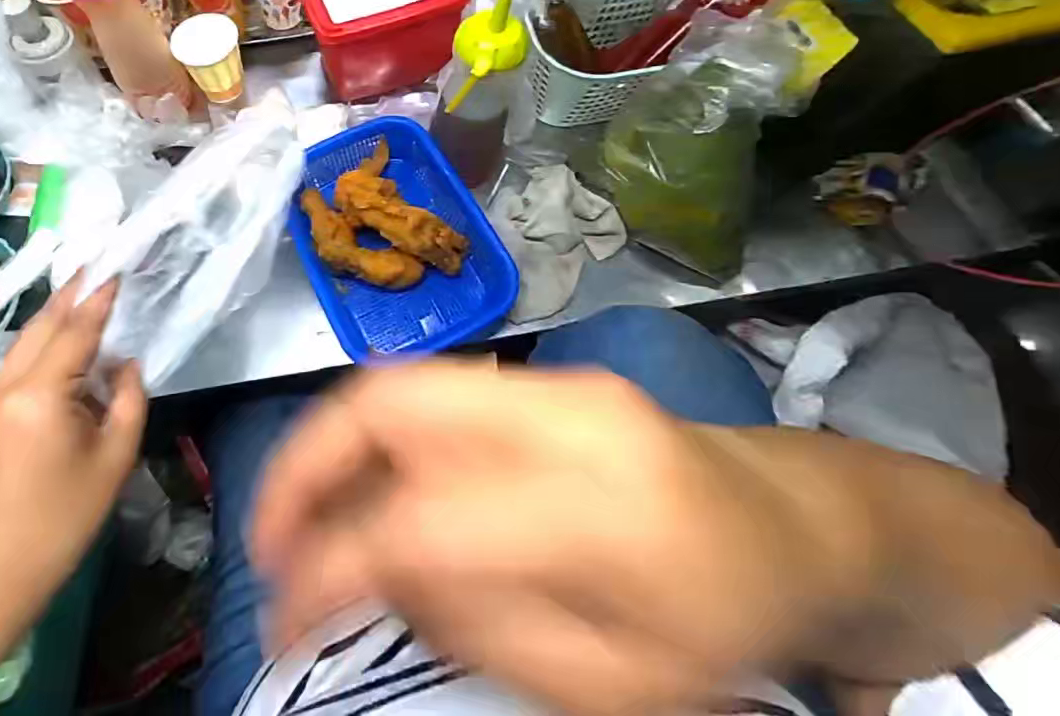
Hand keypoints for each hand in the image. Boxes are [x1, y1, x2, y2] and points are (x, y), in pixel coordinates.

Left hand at [0, 275, 144, 665]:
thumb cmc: (57, 525)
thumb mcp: (112, 461)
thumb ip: (127, 400)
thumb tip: (123, 365)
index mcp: (37, 397)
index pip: (75, 331)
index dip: (98, 298)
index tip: (115, 266)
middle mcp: (0, 389)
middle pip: (40, 328)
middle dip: (71, 296)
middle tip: (98, 267)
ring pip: (23, 347)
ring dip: (56, 322)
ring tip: (87, 300)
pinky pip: (14, 370)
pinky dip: (43, 351)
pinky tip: (65, 354)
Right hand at [251, 364, 874, 715]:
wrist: (790, 519)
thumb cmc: (725, 617)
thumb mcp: (620, 682)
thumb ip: (488, 628)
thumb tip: (383, 574)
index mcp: (596, 502)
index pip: (422, 521)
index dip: (332, 566)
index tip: (282, 618)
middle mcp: (561, 410)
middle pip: (395, 400)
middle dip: (306, 462)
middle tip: (270, 539)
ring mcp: (554, 379)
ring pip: (405, 383)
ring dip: (336, 445)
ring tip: (308, 520)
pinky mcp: (547, 377)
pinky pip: (437, 395)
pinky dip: (383, 441)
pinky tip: (377, 494)